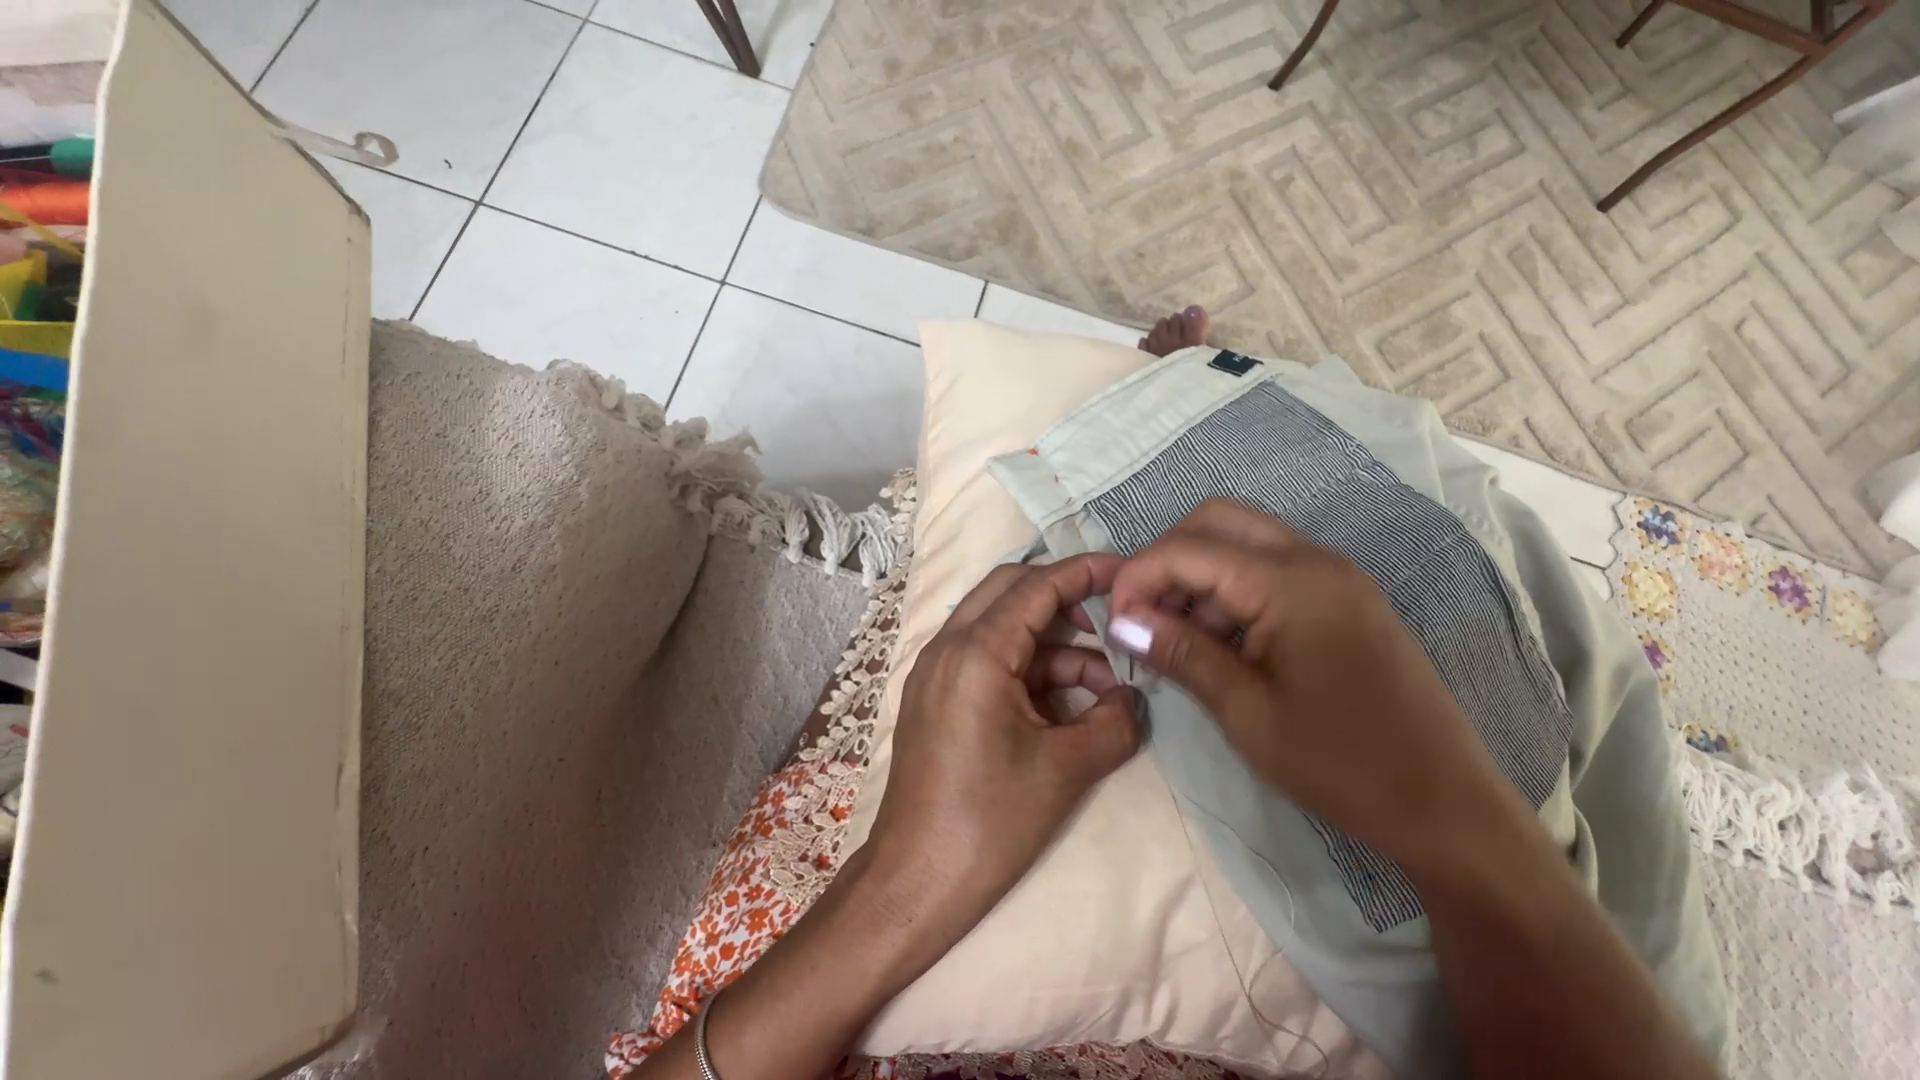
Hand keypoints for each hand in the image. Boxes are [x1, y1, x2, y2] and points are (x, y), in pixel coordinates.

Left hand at [864, 554, 1143, 938]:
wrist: (915, 881)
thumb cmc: (988, 823)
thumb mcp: (1065, 771)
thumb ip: (1114, 723)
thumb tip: (1135, 699)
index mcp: (975, 653)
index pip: (1036, 586)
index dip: (1086, 571)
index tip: (1129, 572)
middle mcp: (946, 649)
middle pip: (1010, 590)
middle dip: (1065, 597)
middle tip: (1112, 620)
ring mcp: (934, 673)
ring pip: (1000, 627)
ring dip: (1053, 645)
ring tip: (1104, 689)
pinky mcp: (934, 699)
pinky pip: (986, 660)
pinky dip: (1028, 669)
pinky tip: (1065, 707)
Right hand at [1105, 499, 1528, 866]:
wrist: (1444, 803)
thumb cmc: (1339, 764)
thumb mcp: (1245, 712)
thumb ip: (1181, 653)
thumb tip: (1121, 620)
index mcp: (1291, 582)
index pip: (1189, 548)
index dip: (1138, 577)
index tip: (1114, 624)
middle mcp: (1316, 560)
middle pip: (1218, 521)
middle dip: (1168, 559)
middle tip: (1144, 617)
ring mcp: (1338, 577)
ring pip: (1246, 542)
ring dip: (1200, 575)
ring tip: (1177, 639)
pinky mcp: (1347, 600)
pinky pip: (1275, 569)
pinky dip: (1234, 590)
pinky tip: (1222, 643)